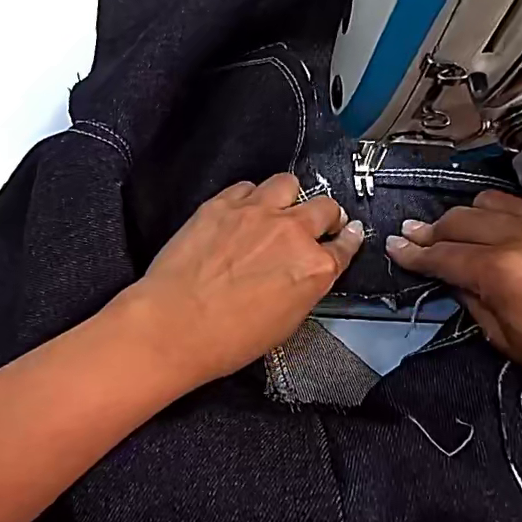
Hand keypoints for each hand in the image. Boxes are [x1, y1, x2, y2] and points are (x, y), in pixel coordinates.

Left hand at [116, 172, 363, 385]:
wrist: (174, 327)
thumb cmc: (224, 338)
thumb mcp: (286, 322)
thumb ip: (306, 287)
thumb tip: (308, 272)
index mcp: (314, 268)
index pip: (345, 244)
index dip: (347, 238)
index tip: (346, 234)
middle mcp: (292, 233)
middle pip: (325, 207)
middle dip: (325, 215)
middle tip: (317, 222)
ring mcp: (257, 213)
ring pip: (288, 183)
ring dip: (289, 196)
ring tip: (279, 209)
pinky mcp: (223, 204)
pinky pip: (247, 186)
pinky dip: (250, 196)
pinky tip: (243, 211)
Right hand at [385, 190, 521, 421]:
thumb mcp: (515, 348)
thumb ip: (479, 305)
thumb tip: (459, 282)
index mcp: (508, 274)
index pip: (447, 255)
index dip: (416, 254)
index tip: (397, 249)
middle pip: (465, 219)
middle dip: (434, 230)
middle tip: (414, 239)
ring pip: (495, 203)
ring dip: (466, 216)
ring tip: (451, 231)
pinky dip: (501, 214)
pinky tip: (494, 228)